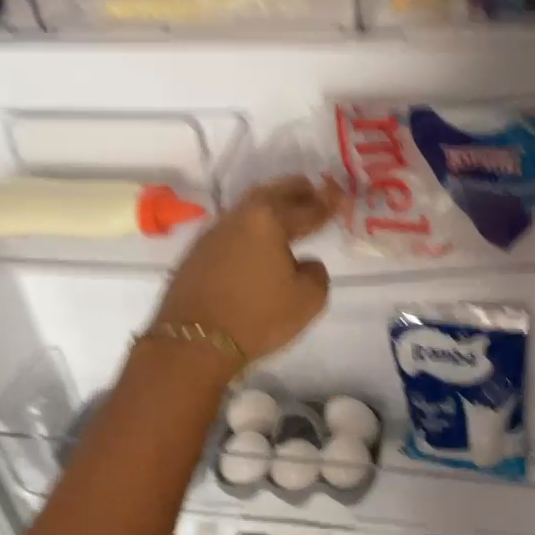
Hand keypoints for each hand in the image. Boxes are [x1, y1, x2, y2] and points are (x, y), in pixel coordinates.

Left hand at [154, 176, 342, 363]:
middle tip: (314, 192)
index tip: (341, 199)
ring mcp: (213, 233)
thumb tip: (304, 264)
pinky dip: (251, 228)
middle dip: (297, 191)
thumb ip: (316, 273)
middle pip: (272, 193)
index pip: (307, 207)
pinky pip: (232, 230)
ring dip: (271, 206)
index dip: (328, 204)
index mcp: (268, 219)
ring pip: (248, 209)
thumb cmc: (257, 317)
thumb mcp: (308, 299)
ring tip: (287, 214)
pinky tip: (257, 242)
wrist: (193, 343)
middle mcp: (239, 217)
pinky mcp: (197, 254)